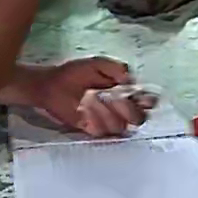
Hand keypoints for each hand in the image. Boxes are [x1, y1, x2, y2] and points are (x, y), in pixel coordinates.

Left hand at [13, 58, 147, 136]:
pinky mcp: (91, 129)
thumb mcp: (96, 64)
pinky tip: (85, 112)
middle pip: (139, 118)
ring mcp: (106, 120)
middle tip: (113, 99)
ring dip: (108, 115)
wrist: (50, 85)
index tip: (137, 95)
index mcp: (126, 92)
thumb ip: (115, 68)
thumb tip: (130, 79)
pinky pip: (102, 133)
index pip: (148, 101)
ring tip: (92, 102)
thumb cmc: (74, 73)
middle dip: (129, 110)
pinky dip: (96, 123)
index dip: (147, 101)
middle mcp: (119, 109)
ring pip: (120, 127)